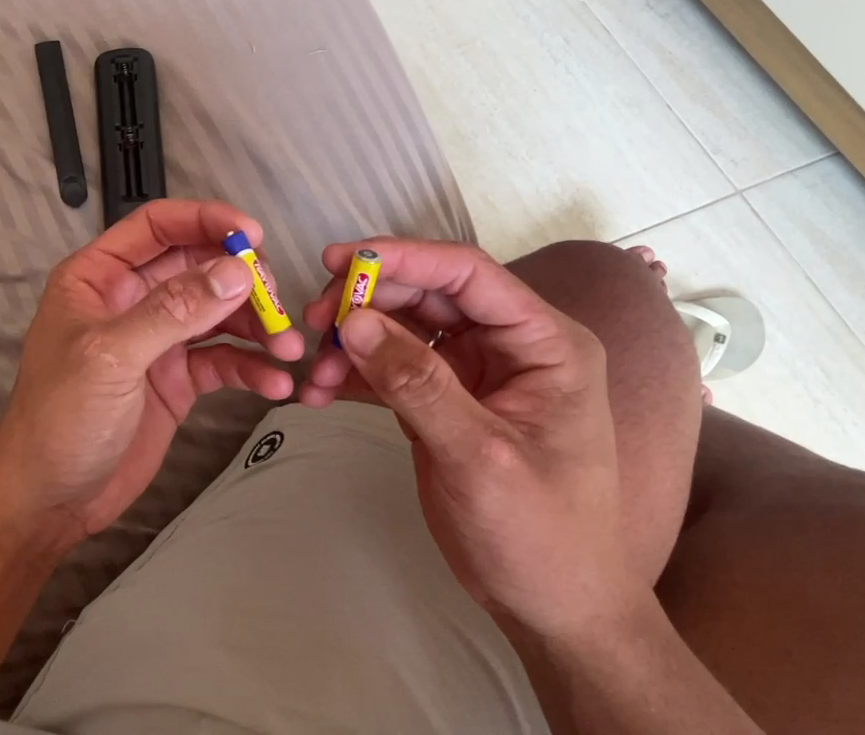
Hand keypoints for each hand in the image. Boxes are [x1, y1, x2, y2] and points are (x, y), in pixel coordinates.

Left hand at [0, 200, 305, 539]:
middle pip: (197, 267)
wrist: (50, 498)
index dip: (206, 220)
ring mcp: (155, 339)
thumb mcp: (112, 356)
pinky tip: (274, 381)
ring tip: (288, 347)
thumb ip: (173, 311)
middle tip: (278, 303)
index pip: (157, 226)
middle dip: (241, 279)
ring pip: (216, 312)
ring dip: (256, 324)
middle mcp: (129, 299)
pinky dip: (249, 366)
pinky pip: (221, 359)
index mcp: (98, 276)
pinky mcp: (175, 379)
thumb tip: (235, 272)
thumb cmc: (59, 419)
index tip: (254, 235)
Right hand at [298, 238, 642, 640]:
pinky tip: (322, 392)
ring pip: (399, 326)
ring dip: (352, 341)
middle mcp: (508, 345)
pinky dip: (353, 373)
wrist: (552, 607)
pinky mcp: (441, 398)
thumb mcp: (479, 456)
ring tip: (316, 375)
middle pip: (425, 295)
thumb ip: (417, 384)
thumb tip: (353, 321)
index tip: (338, 260)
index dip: (403, 258)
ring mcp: (472, 370)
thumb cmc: (540, 533)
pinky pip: (388, 365)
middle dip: (365, 302)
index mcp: (544, 343)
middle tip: (311, 323)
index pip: (468, 275)